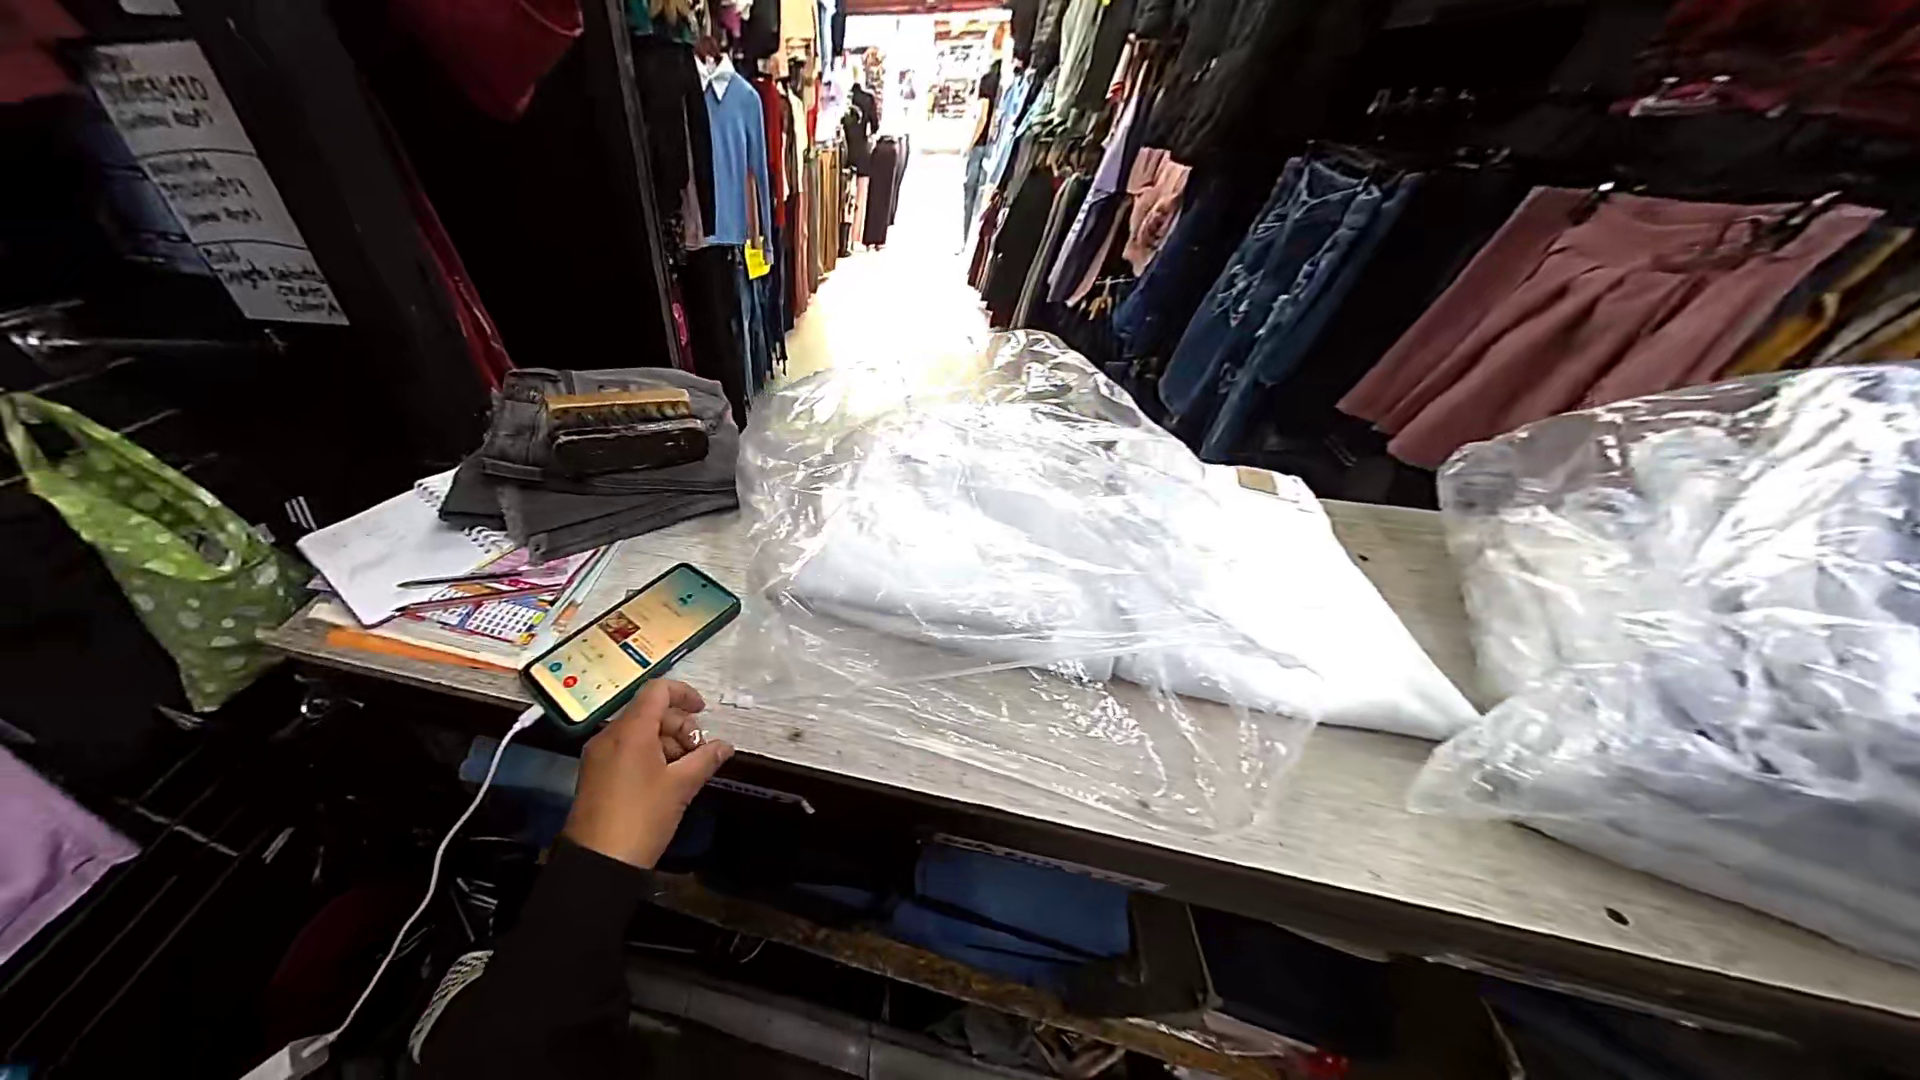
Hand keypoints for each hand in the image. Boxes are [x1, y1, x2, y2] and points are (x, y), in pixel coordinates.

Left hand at [562, 679, 732, 868]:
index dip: (684, 694)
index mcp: (630, 731)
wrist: (596, 865)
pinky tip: (667, 778)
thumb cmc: (641, 818)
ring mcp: (600, 755)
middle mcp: (610, 736)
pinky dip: (652, 753)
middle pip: (652, 711)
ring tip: (686, 769)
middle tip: (698, 752)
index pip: (658, 690)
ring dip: (669, 741)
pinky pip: (628, 748)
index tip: (703, 712)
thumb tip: (725, 746)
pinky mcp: (597, 773)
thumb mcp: (681, 786)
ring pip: (641, 731)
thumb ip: (706, 758)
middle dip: (681, 726)